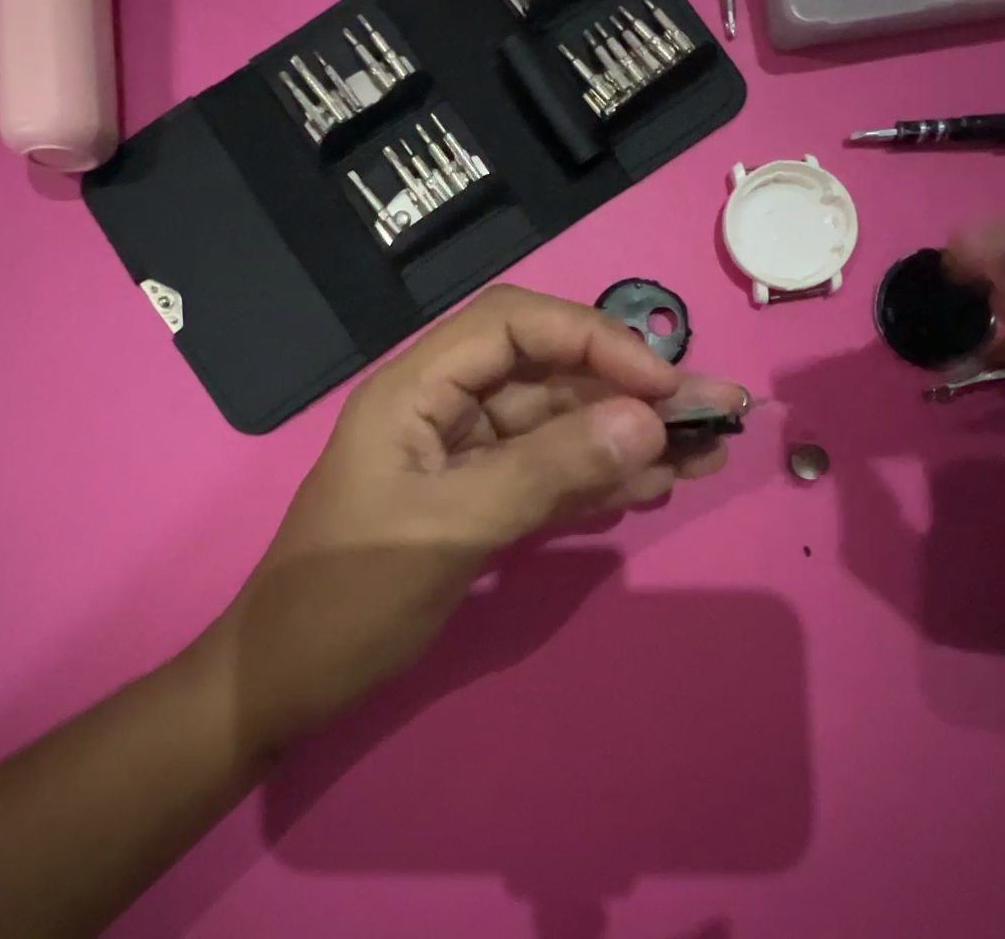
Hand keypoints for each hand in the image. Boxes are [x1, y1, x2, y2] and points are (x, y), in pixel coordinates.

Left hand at [213, 285, 740, 748]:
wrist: (288, 677)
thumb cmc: (347, 598)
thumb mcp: (447, 530)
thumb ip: (546, 472)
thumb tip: (647, 420)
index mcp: (415, 390)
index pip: (514, 326)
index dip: (592, 339)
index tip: (660, 385)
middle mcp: (442, 409)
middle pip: (547, 375)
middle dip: (628, 390)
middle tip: (717, 411)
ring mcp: (461, 459)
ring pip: (556, 428)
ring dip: (627, 436)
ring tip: (706, 452)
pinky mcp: (476, 504)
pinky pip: (548, 476)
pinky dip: (599, 479)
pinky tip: (653, 485)